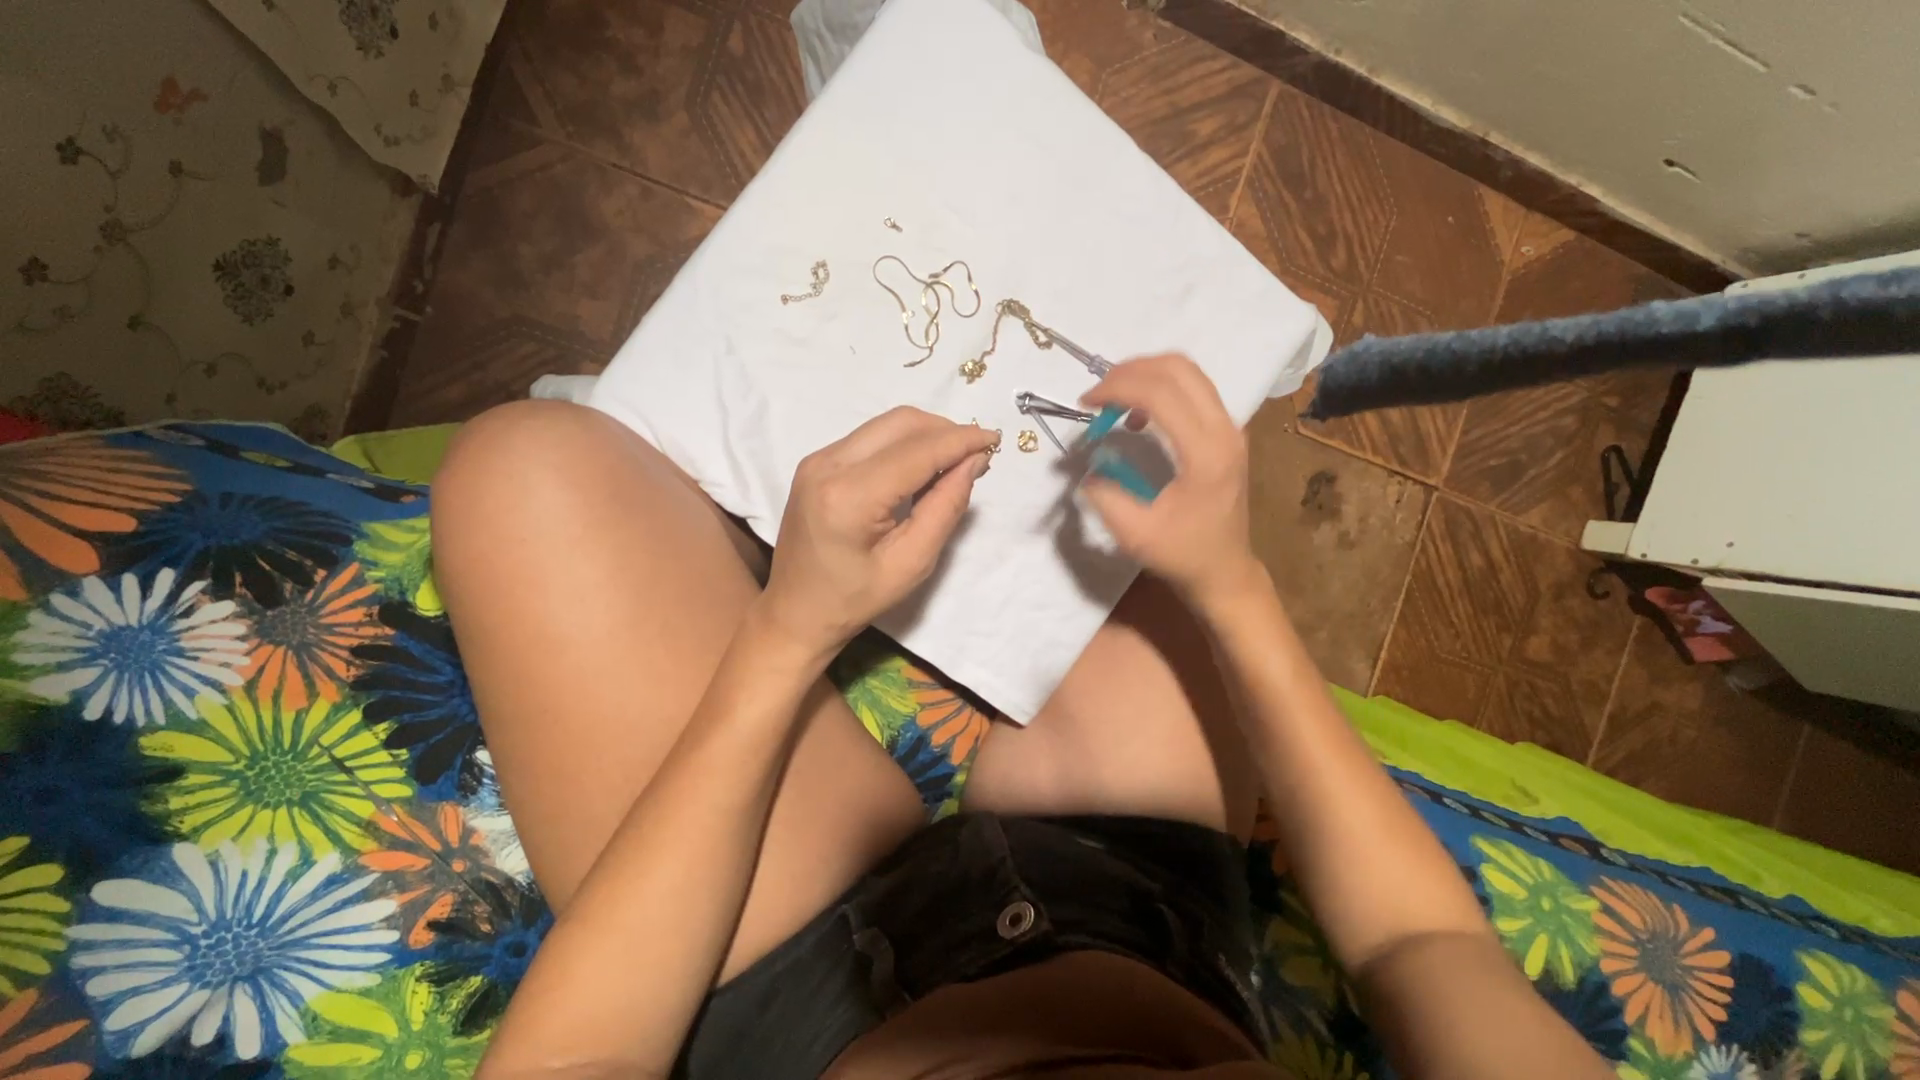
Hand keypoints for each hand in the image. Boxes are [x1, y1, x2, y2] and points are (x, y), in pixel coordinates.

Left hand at [759, 407, 997, 651]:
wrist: (796, 610)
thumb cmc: (855, 599)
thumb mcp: (911, 563)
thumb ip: (945, 508)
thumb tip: (974, 462)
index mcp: (849, 497)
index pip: (918, 451)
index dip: (960, 441)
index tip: (995, 441)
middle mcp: (828, 465)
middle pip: (901, 423)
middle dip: (946, 431)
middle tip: (977, 455)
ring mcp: (817, 460)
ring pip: (886, 424)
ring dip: (926, 435)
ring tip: (955, 461)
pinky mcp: (817, 463)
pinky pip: (870, 437)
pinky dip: (904, 444)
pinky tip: (922, 468)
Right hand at [1078, 354, 1260, 603]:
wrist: (1224, 570)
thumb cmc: (1182, 554)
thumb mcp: (1134, 533)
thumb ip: (1104, 495)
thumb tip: (1085, 465)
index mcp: (1206, 454)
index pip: (1160, 394)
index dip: (1117, 388)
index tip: (1086, 403)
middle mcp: (1225, 430)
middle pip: (1178, 368)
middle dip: (1130, 371)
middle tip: (1097, 392)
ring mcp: (1231, 427)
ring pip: (1188, 372)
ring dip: (1146, 374)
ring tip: (1113, 397)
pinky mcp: (1228, 431)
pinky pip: (1195, 388)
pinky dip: (1161, 387)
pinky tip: (1138, 415)